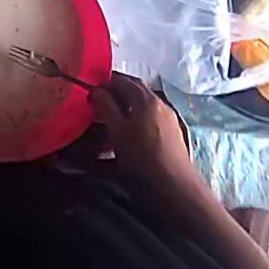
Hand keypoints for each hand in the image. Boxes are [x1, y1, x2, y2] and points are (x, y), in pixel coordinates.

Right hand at [91, 74, 202, 192]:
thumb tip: (96, 90)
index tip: (92, 90)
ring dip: (126, 107)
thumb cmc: (143, 158)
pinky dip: (136, 120)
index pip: (123, 80)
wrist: (176, 188)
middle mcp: (160, 104)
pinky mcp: (173, 134)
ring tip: (110, 120)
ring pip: (142, 106)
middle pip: (135, 91)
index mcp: (146, 99)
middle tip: (100, 102)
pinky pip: (150, 119)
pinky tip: (128, 135)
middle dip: (116, 93)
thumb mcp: (118, 131)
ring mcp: (168, 119)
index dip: (105, 82)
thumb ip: (105, 107)